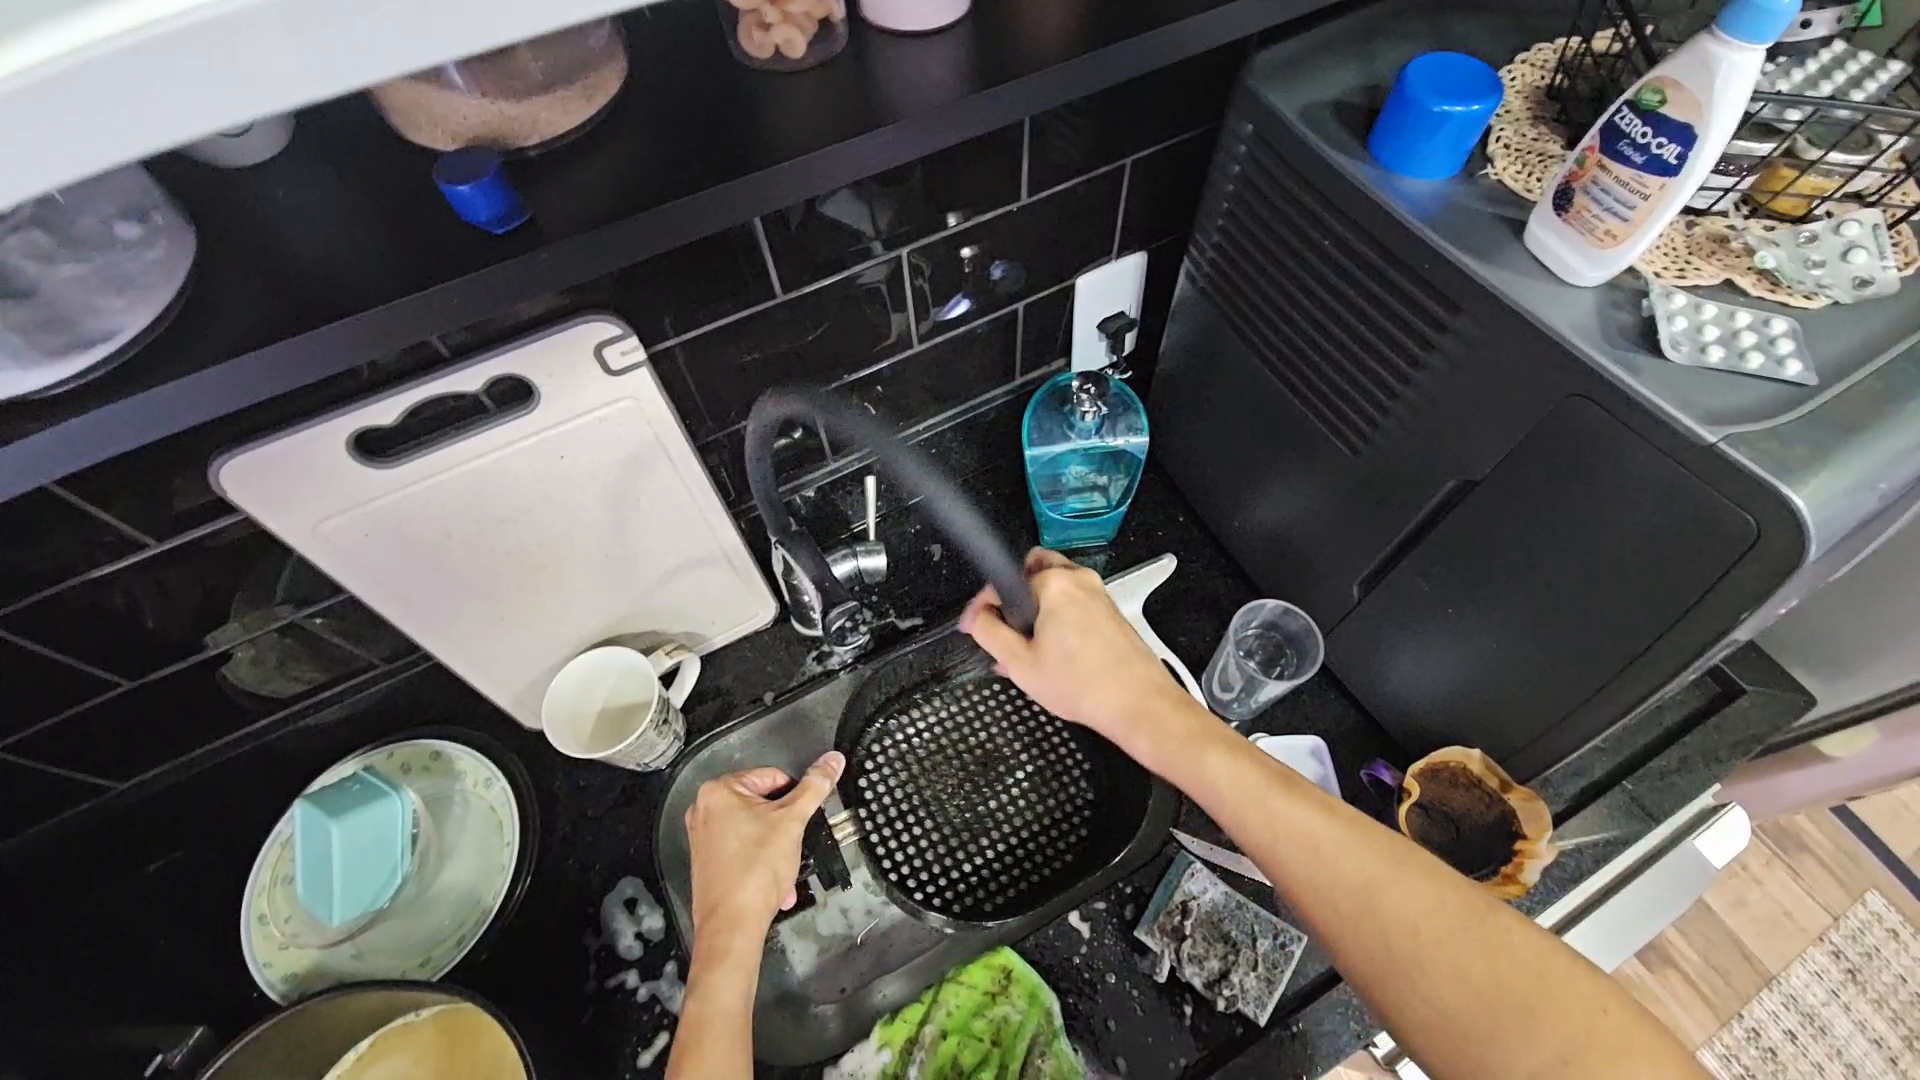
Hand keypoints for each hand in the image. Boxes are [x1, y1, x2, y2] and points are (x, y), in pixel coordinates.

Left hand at [684, 751, 844, 938]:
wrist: (732, 926)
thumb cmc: (758, 868)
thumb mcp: (793, 821)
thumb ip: (815, 786)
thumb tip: (833, 759)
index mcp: (719, 790)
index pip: (773, 777)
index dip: (793, 799)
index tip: (797, 822)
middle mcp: (704, 808)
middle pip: (763, 803)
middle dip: (784, 827)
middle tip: (791, 846)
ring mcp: (702, 836)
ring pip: (756, 828)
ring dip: (777, 847)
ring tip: (785, 869)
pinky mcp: (706, 860)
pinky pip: (743, 848)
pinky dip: (761, 860)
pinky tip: (775, 884)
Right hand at [959, 548, 1191, 743]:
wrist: (1138, 705)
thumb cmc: (1088, 686)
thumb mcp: (1020, 663)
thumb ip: (989, 633)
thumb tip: (976, 618)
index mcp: (1054, 584)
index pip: (1003, 580)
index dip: (983, 607)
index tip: (976, 625)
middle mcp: (1079, 580)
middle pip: (1031, 571)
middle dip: (1012, 599)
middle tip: (1004, 629)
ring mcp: (1098, 593)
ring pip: (1053, 588)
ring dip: (1035, 611)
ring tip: (1027, 649)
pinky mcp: (1109, 611)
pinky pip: (1073, 604)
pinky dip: (1057, 619)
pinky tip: (1052, 655)